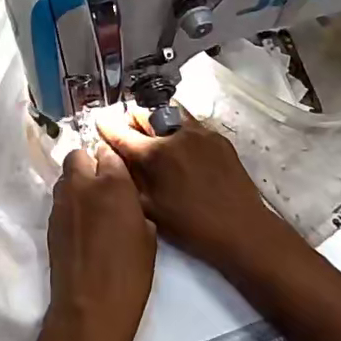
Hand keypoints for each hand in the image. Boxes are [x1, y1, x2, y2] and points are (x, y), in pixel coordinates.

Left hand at [45, 144, 156, 340]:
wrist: (91, 306)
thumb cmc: (130, 273)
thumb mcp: (149, 236)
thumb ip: (135, 206)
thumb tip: (126, 200)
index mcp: (113, 183)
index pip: (108, 152)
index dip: (115, 161)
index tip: (122, 173)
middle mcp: (82, 185)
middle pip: (77, 156)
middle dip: (89, 163)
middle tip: (104, 184)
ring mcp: (61, 203)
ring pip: (65, 177)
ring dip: (77, 182)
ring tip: (92, 205)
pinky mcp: (50, 222)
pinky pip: (60, 200)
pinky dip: (70, 204)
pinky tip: (82, 225)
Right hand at [97, 112, 302, 279]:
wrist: (241, 228)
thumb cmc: (190, 226)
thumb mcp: (149, 208)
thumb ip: (128, 179)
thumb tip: (114, 160)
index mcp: (154, 154)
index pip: (120, 131)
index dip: (106, 126)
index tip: (99, 122)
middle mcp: (175, 134)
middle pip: (144, 113)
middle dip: (130, 119)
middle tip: (126, 131)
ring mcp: (200, 133)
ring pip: (169, 112)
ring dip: (155, 119)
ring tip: (152, 134)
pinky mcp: (218, 138)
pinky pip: (190, 123)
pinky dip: (178, 128)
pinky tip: (179, 147)